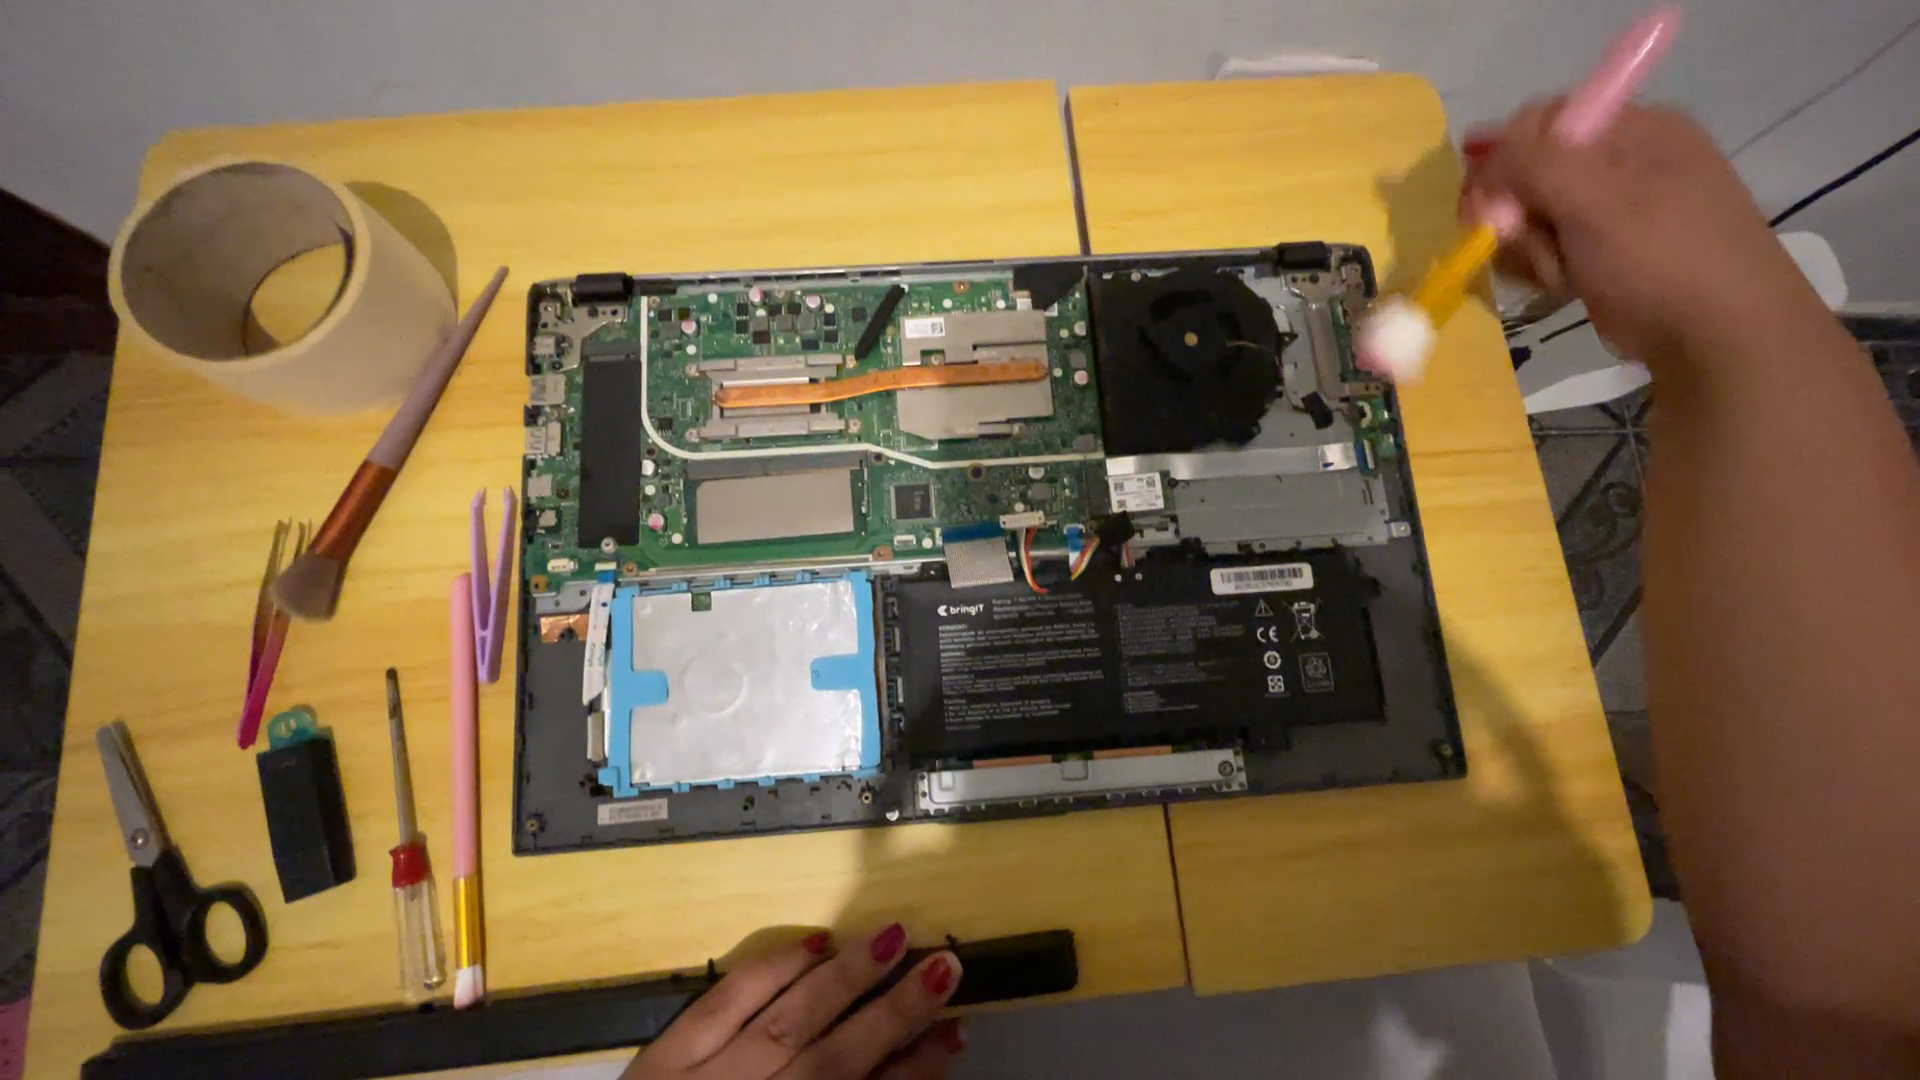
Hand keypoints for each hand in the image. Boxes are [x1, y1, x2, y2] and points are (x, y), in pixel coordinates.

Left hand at [621, 925, 964, 1079]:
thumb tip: (901, 1066)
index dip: (917, 1067)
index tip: (956, 1029)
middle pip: (836, 1057)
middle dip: (895, 1011)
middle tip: (945, 964)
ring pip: (787, 1019)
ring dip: (845, 978)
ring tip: (893, 935)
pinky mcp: (665, 1057)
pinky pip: (724, 1002)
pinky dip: (771, 969)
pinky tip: (814, 942)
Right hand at [1462, 101, 1829, 366]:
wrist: (1712, 333)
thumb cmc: (1662, 260)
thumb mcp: (1598, 202)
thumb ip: (1538, 164)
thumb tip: (1483, 144)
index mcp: (1632, 130)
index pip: (1537, 123)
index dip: (1503, 162)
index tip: (1491, 208)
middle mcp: (1617, 159)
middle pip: (1525, 171)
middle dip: (1511, 213)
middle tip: (1521, 244)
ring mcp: (1606, 206)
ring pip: (1525, 214)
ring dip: (1522, 248)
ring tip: (1553, 273)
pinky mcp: (1595, 246)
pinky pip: (1539, 244)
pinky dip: (1534, 265)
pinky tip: (1555, 283)